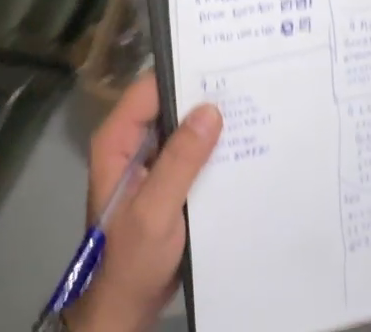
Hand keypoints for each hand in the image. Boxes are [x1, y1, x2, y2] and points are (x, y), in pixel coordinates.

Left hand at [68, 75, 222, 331]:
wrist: (126, 306)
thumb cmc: (132, 257)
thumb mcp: (156, 208)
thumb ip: (181, 159)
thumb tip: (210, 109)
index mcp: (117, 141)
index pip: (149, 90)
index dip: (181, 74)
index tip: (221, 63)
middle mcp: (131, 144)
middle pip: (167, 105)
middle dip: (202, 96)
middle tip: (246, 81)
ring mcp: (149, 164)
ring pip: (181, 129)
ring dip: (210, 123)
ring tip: (253, 106)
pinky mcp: (166, 182)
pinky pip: (190, 153)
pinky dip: (212, 149)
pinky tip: (244, 145)